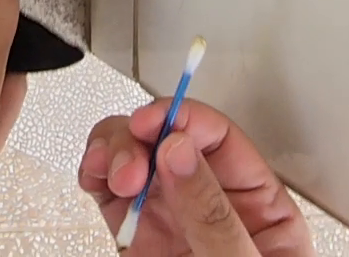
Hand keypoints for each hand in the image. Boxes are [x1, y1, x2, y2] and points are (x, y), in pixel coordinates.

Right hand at [79, 98, 313, 256]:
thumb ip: (213, 215)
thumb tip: (179, 149)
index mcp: (256, 207)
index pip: (219, 137)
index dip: (183, 118)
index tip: (153, 126)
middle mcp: (207, 197)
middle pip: (166, 133)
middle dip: (139, 138)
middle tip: (129, 171)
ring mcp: (168, 212)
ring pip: (133, 148)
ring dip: (112, 150)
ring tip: (110, 179)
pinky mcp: (132, 230)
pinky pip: (106, 180)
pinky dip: (92, 167)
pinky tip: (92, 178)